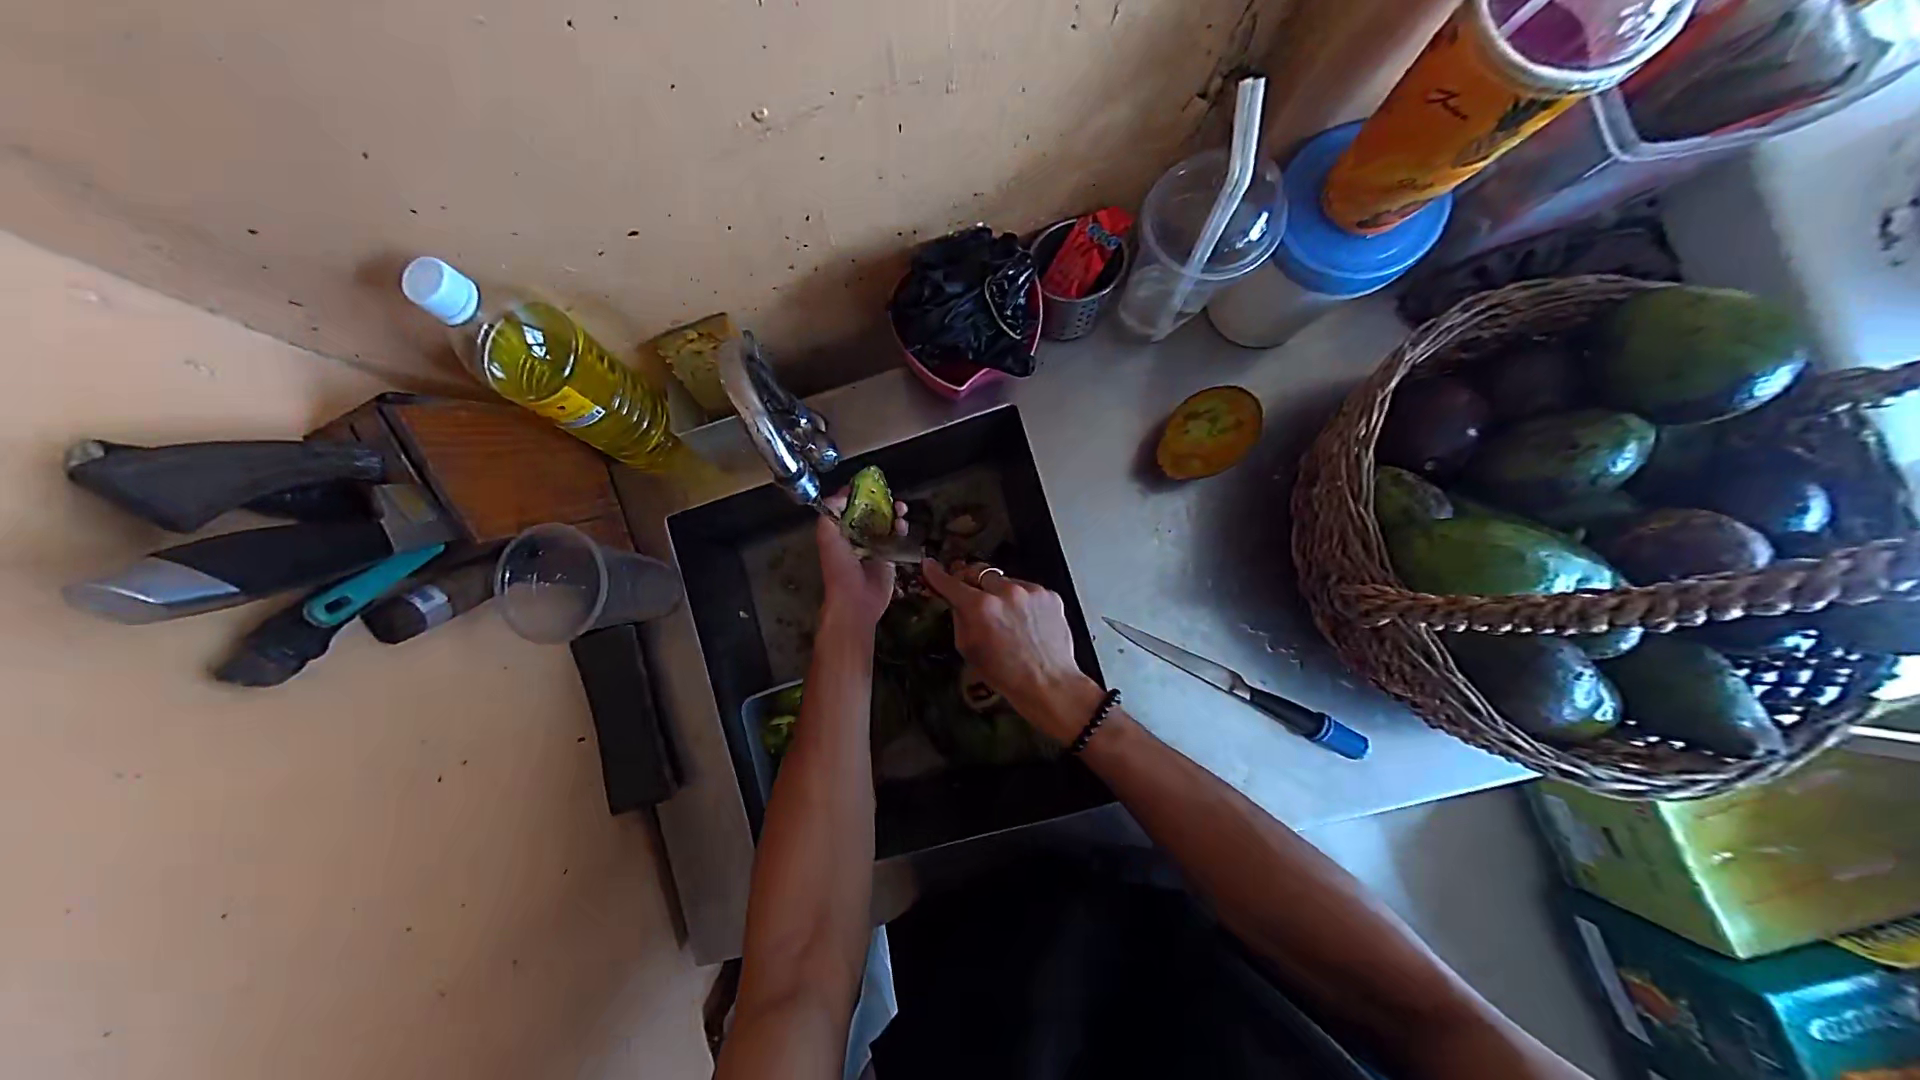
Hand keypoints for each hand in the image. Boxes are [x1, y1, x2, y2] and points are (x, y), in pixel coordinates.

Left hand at [815, 491, 908, 630]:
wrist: (856, 600)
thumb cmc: (839, 569)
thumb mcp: (827, 539)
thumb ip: (829, 515)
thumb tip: (840, 494)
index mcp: (840, 532)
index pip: (850, 507)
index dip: (859, 495)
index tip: (870, 484)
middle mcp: (858, 537)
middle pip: (871, 513)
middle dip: (881, 502)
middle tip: (889, 495)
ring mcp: (875, 547)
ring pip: (886, 523)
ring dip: (894, 513)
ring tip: (901, 509)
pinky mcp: (889, 557)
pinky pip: (897, 539)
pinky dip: (901, 529)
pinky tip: (903, 525)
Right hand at [921, 560, 1106, 743]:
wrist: (1047, 683)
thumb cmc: (1007, 673)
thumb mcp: (968, 648)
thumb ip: (959, 617)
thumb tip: (955, 600)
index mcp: (980, 607)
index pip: (951, 582)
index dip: (936, 574)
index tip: (930, 566)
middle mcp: (1006, 592)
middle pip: (979, 574)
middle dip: (973, 584)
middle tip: (974, 598)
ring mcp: (1030, 592)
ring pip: (1005, 581)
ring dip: (1000, 594)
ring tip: (1007, 619)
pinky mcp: (1050, 595)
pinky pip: (1028, 590)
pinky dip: (1022, 601)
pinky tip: (1025, 622)